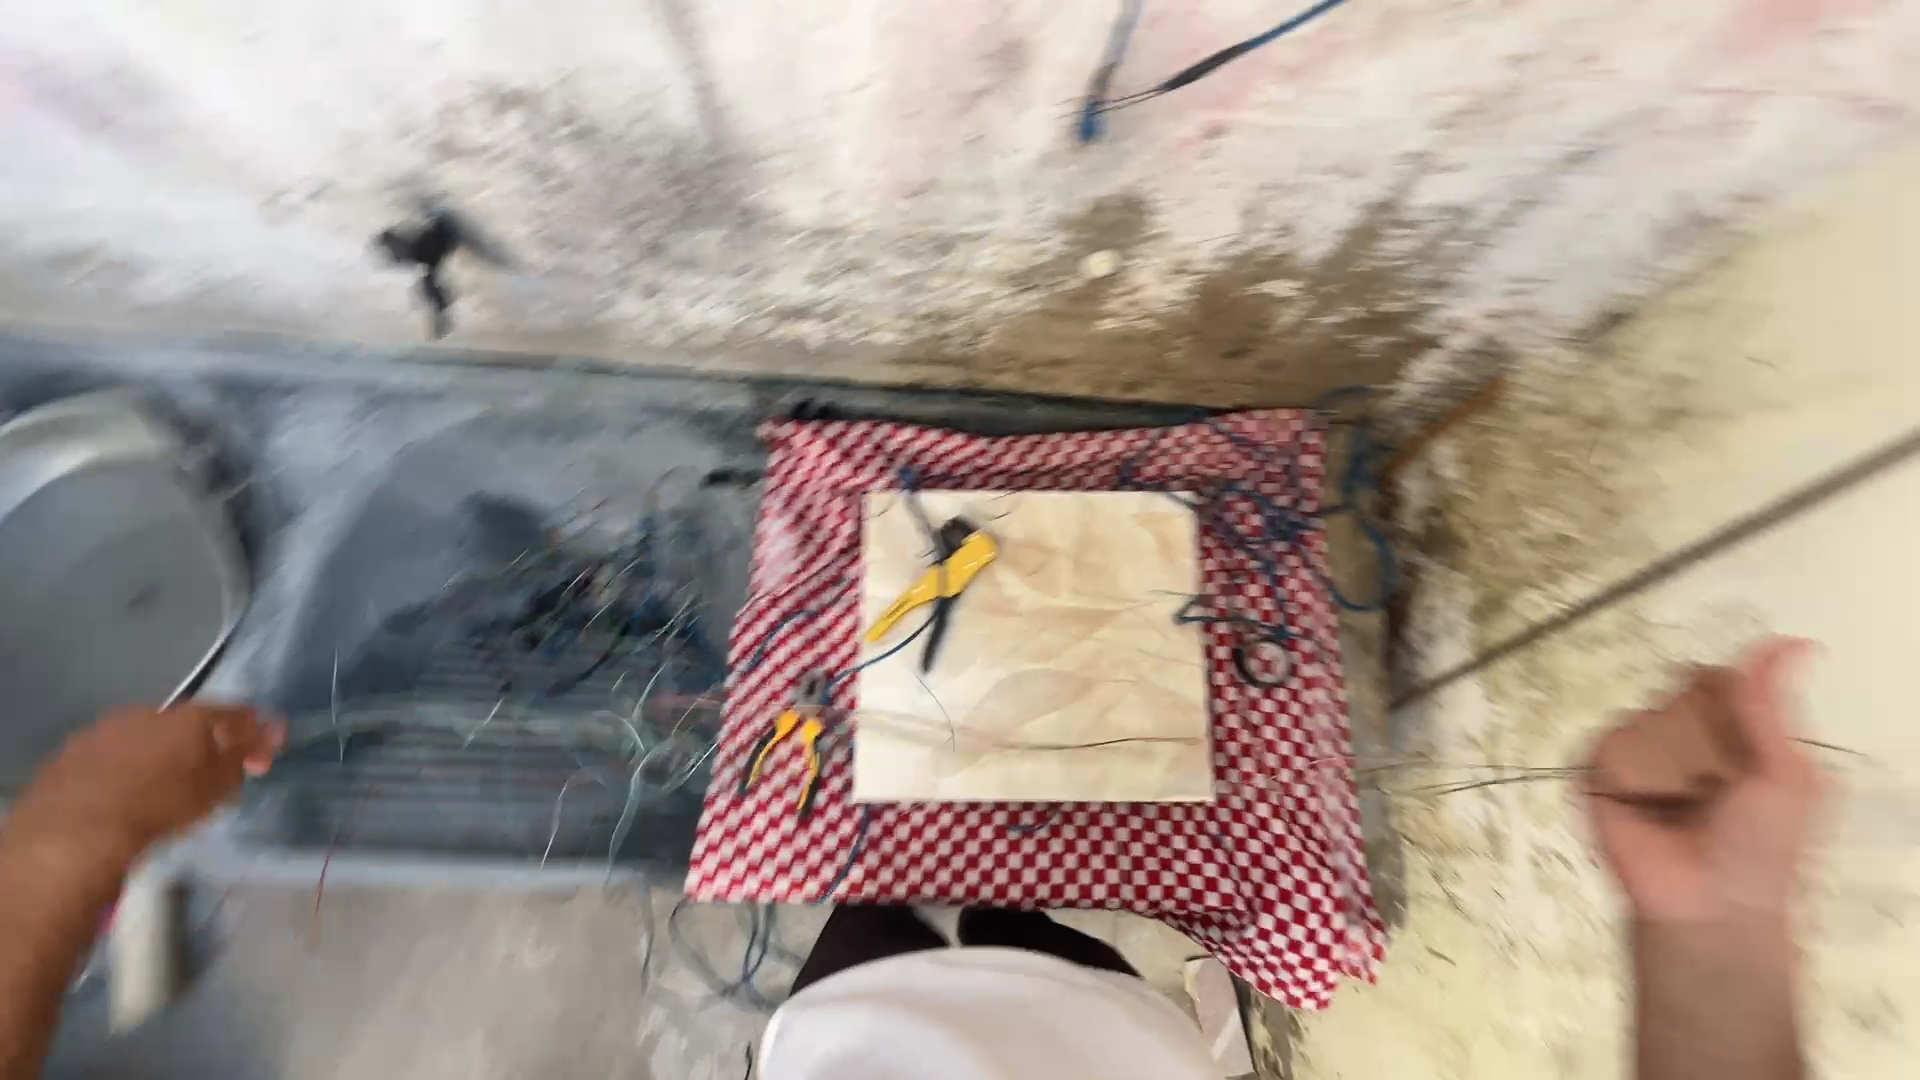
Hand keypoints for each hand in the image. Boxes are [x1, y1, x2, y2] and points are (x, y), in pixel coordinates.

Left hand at [3, 705, 283, 864]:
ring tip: (168, 786)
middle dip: (207, 745)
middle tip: (214, 775)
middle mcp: (149, 713)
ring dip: (166, 755)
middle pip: (191, 724)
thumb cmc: (163, 804)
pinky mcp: (68, 755)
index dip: (259, 734)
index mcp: (191, 715)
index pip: (240, 714)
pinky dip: (129, 768)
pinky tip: (130, 793)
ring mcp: (103, 732)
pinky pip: (114, 755)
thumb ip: (248, 752)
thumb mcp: (221, 783)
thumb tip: (271, 731)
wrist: (74, 834)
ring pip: (149, 738)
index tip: (263, 759)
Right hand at [1587, 637, 1822, 922]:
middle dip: (1696, 735)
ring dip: (1663, 760)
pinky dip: (1624, 771)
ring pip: (1637, 720)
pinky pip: (1603, 746)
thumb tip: (1793, 640)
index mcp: (1732, 738)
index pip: (1714, 683)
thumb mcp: (1785, 773)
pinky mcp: (1596, 773)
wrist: (1704, 901)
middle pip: (1672, 697)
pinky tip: (1642, 799)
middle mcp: (1681, 740)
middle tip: (1713, 780)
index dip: (1718, 692)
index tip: (1729, 714)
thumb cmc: (1763, 843)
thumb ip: (1771, 708)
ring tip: (1676, 800)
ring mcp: (1636, 756)